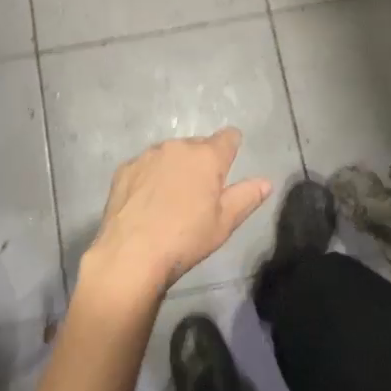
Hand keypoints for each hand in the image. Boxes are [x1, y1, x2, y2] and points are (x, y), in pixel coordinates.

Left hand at [84, 128, 272, 296]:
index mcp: (206, 157)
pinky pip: (145, 167)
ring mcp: (147, 155)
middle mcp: (177, 147)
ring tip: (172, 198)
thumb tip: (266, 181)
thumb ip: (246, 197)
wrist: (131, 252)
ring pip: (169, 154)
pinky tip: (147, 202)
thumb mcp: (224, 223)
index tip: (230, 158)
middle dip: (201, 162)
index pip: (228, 138)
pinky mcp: (125, 169)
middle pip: (196, 146)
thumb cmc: (186, 238)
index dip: (231, 146)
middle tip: (200, 191)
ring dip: (174, 168)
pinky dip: (149, 178)